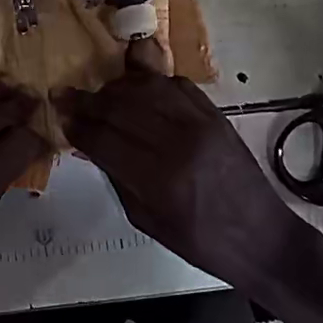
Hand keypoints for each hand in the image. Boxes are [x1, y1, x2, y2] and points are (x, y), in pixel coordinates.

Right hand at [58, 63, 301, 283]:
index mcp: (158, 179)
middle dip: (88, 101)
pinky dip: (152, 82)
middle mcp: (178, 143)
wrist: (261, 237)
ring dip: (116, 86)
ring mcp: (200, 124)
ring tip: (100, 92)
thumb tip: (89, 143)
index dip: (77, 127)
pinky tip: (138, 89)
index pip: (103, 139)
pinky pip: (176, 84)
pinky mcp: (215, 115)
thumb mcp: (145, 218)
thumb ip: (116, 176)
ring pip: (146, 87)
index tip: (61, 118)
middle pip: (120, 106)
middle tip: (67, 96)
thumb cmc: (199, 240)